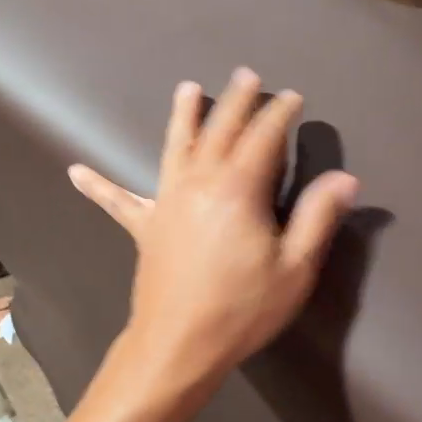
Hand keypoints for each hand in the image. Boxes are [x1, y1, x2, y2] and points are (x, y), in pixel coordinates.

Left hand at [69, 68, 359, 394]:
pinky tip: (76, 173)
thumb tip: (345, 179)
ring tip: (187, 89)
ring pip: (176, 148)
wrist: (178, 345)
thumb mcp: (293, 269)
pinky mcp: (145, 229)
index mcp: (237, 190)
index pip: (262, 138)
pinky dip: (100, 186)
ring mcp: (165, 203)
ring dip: (184, 117)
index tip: (293, 97)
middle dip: (236, 101)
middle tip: (247, 77)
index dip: (279, 114)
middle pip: (219, 131)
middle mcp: (198, 184)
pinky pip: (119, 202)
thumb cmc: (241, 309)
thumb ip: (316, 219)